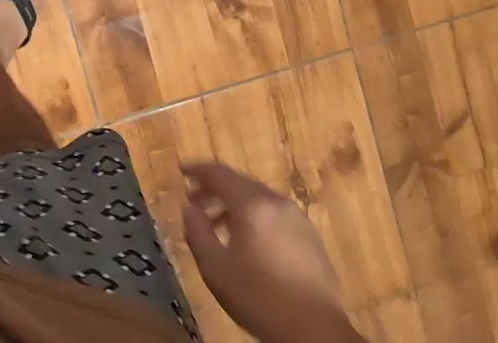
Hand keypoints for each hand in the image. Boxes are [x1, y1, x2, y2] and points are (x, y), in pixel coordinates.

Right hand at [182, 163, 362, 342]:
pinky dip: (255, 218)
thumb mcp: (215, 268)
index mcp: (253, 204)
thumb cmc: (259, 298)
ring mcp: (298, 219)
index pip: (219, 173)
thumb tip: (189, 209)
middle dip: (214, 190)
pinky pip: (275, 215)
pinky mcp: (311, 238)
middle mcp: (277, 202)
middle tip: (194, 204)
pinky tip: (248, 243)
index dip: (198, 169)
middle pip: (240, 184)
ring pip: (259, 200)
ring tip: (218, 227)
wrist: (316, 332)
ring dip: (234, 206)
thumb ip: (197, 232)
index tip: (182, 171)